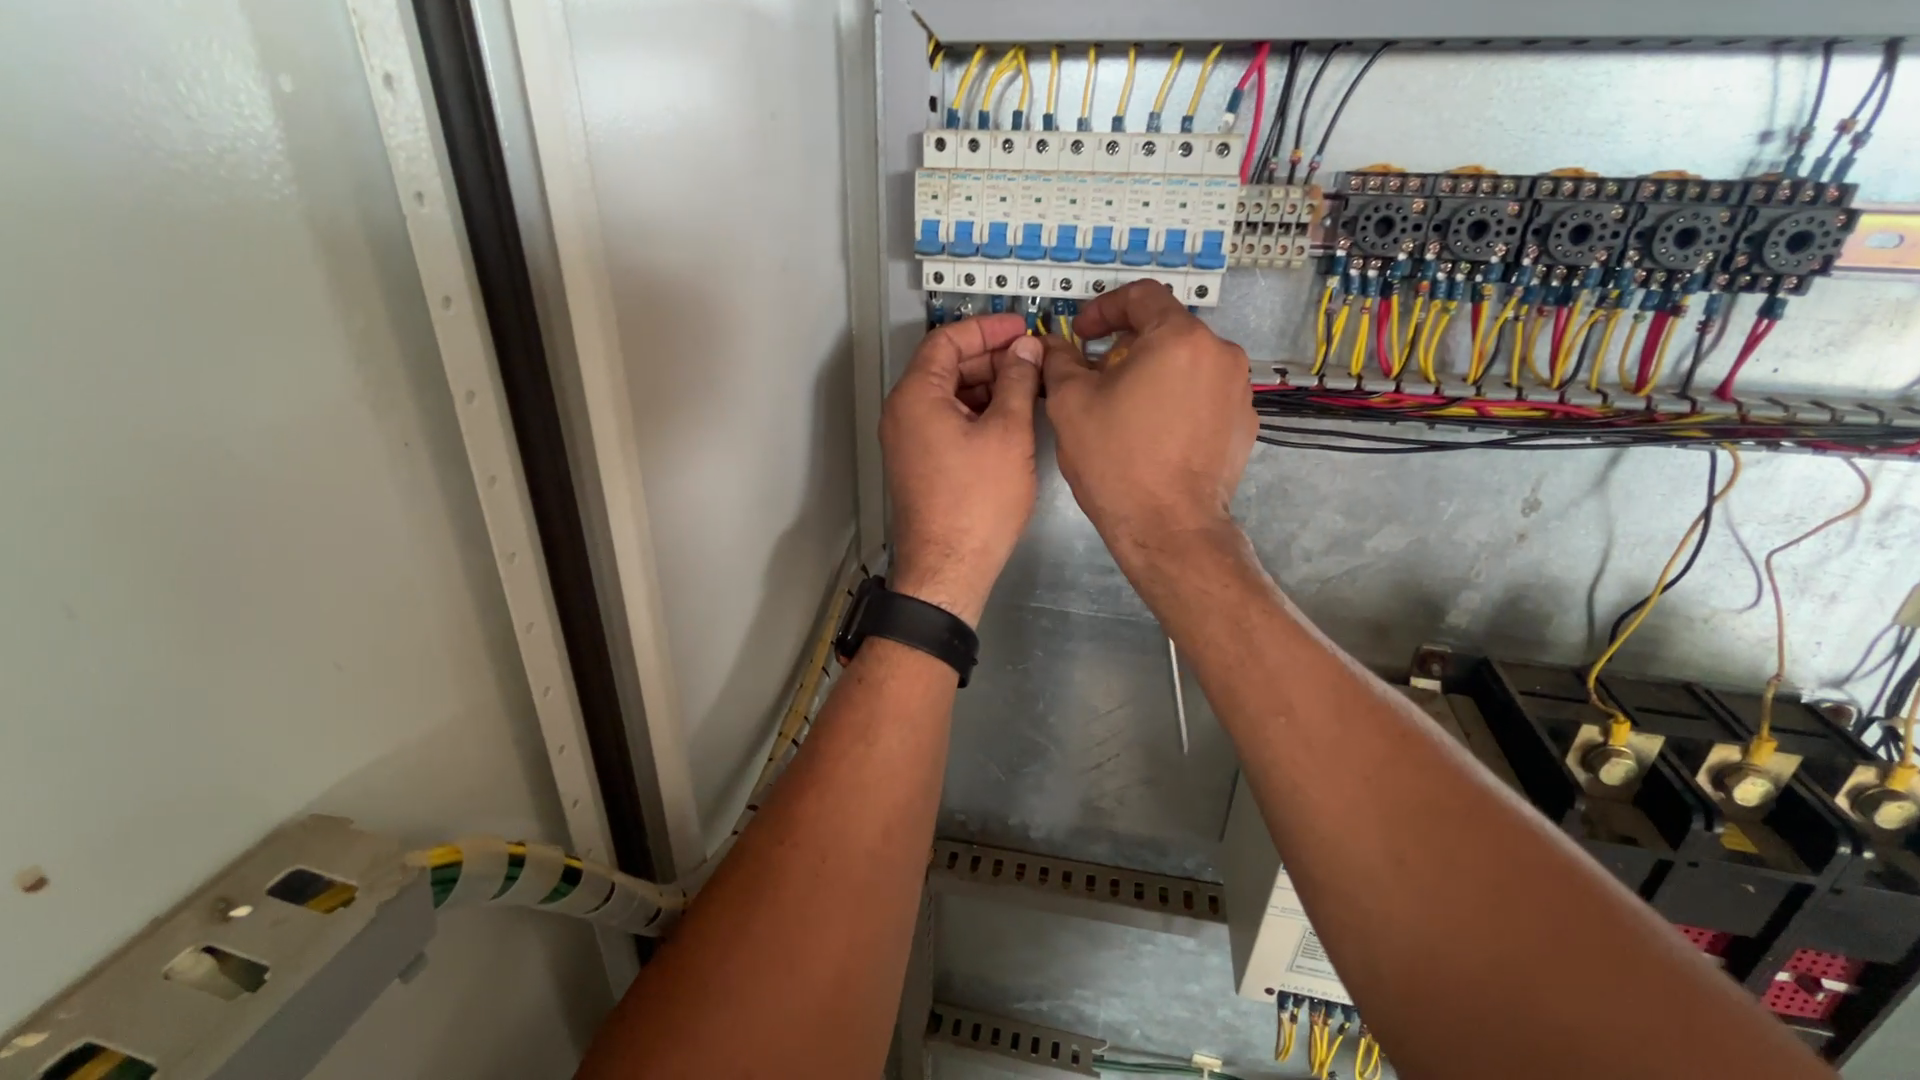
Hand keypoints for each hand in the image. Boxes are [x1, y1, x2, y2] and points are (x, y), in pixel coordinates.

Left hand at [882, 314, 1042, 625]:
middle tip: (1034, 358)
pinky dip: (978, 412)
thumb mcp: (1008, 433)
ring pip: (949, 395)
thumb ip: (1017, 382)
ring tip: (1031, 386)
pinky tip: (1012, 418)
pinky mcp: (920, 463)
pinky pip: (947, 421)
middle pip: (946, 366)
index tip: (1022, 326)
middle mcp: (903, 413)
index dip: (986, 329)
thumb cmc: (978, 501)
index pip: (946, 340)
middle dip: (991, 358)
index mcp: (915, 396)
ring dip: (987, 386)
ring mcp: (909, 440)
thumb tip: (1025, 348)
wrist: (948, 569)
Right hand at [1042, 281, 1256, 562]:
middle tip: (1097, 376)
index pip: (1142, 296)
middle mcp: (1221, 353)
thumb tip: (1056, 344)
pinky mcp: (1244, 423)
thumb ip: (1061, 360)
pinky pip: (1205, 395)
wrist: (1169, 528)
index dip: (1105, 308)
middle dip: (1128, 346)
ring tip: (1126, 407)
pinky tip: (1155, 433)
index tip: (1082, 334)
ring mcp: (1239, 390)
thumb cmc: (1116, 460)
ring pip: (1188, 364)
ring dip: (1154, 373)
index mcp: (1180, 338)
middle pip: (1168, 330)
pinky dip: (1178, 400)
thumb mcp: (1070, 404)